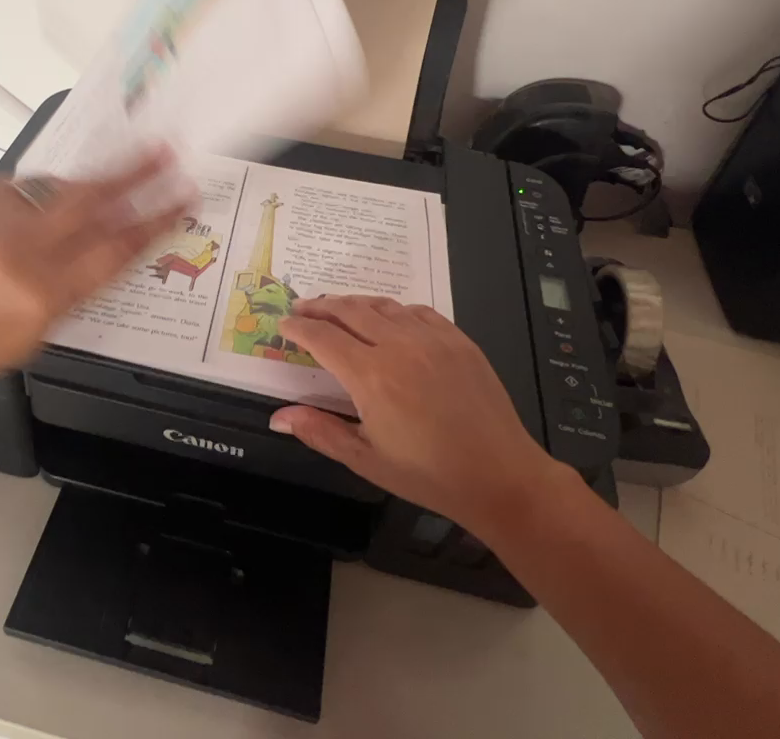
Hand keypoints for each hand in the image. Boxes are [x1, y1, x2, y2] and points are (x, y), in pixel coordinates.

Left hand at [0, 150, 188, 395]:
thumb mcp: (38, 331)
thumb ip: (74, 285)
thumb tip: (105, 245)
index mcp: (47, 293)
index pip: (117, 247)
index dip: (156, 220)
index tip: (182, 199)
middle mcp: (22, 252)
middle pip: (93, 200)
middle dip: (135, 173)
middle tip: (166, 150)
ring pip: (55, 188)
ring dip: (88, 182)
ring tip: (112, 173)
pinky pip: (16, 188)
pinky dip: (38, 193)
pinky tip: (44, 202)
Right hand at [269, 296, 567, 535]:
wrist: (500, 476)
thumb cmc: (429, 475)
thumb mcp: (367, 459)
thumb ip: (320, 432)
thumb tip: (278, 417)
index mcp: (372, 377)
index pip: (323, 338)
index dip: (299, 328)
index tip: (284, 324)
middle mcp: (400, 346)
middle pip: (350, 311)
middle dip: (320, 307)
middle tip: (302, 307)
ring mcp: (433, 339)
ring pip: (383, 305)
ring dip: (354, 303)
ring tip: (337, 308)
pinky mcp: (459, 341)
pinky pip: (418, 312)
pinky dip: (393, 310)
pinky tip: (388, 318)